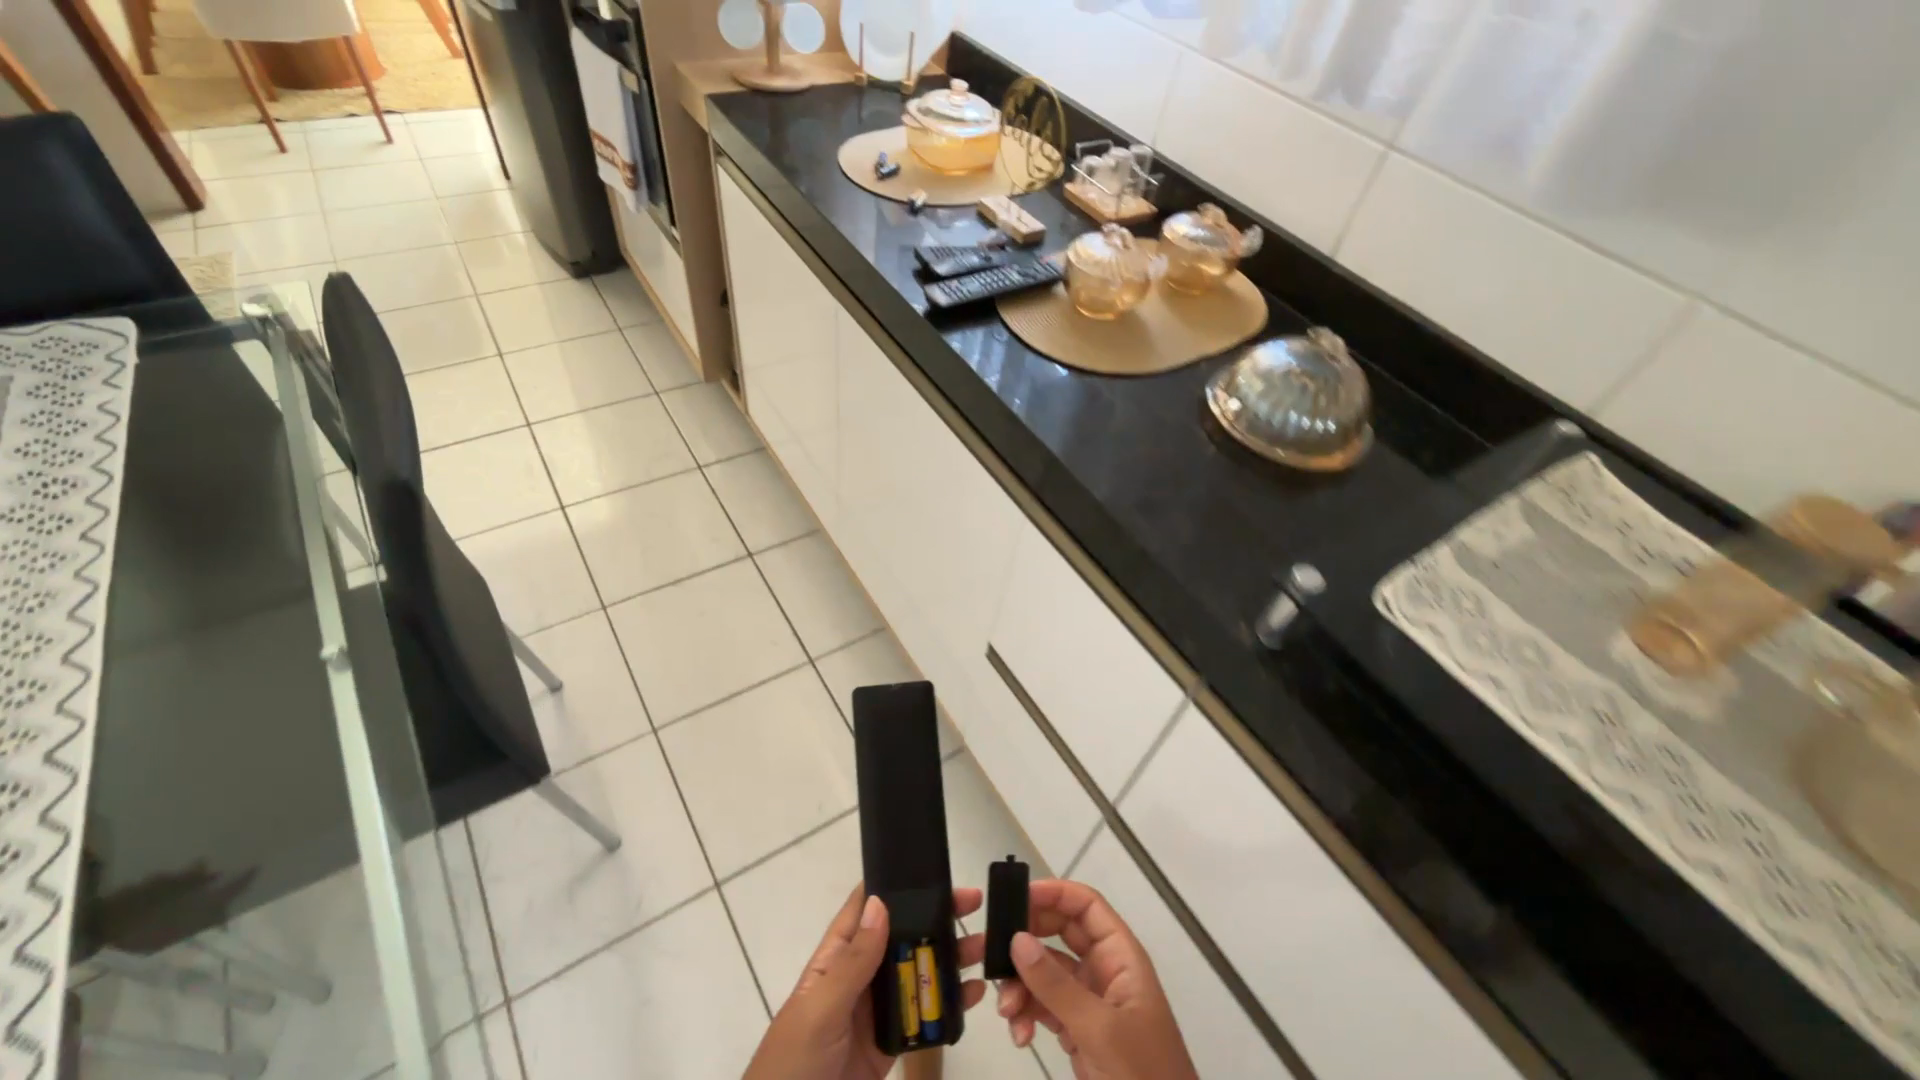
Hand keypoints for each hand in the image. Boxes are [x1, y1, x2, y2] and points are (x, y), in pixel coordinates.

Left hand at [743, 884, 986, 1079]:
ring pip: (918, 975)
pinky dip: (950, 1004)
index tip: (934, 873)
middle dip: (936, 920)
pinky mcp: (892, 1046)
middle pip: (901, 940)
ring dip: (950, 960)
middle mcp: (858, 980)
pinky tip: (973, 994)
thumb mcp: (820, 1009)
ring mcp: (876, 1013)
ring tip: (983, 947)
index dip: (896, 889)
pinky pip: (924, 1017)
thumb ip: (853, 962)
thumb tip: (880, 904)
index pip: (865, 912)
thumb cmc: (793, 1060)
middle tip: (974, 903)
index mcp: (834, 961)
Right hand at [994, 880, 1198, 1079]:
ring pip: (1046, 972)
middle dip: (1027, 942)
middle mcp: (1105, 970)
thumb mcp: (1098, 1028)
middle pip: (1059, 934)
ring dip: (1021, 987)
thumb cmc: (1142, 1073)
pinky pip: (1044, 1006)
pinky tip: (1019, 1034)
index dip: (1054, 894)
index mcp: (1121, 957)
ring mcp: (1091, 1001)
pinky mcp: (1078, 1030)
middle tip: (996, 952)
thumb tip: (1017, 938)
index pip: (1087, 906)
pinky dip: (1027, 1015)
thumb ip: (1056, 984)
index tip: (1015, 899)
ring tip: (1006, 1011)